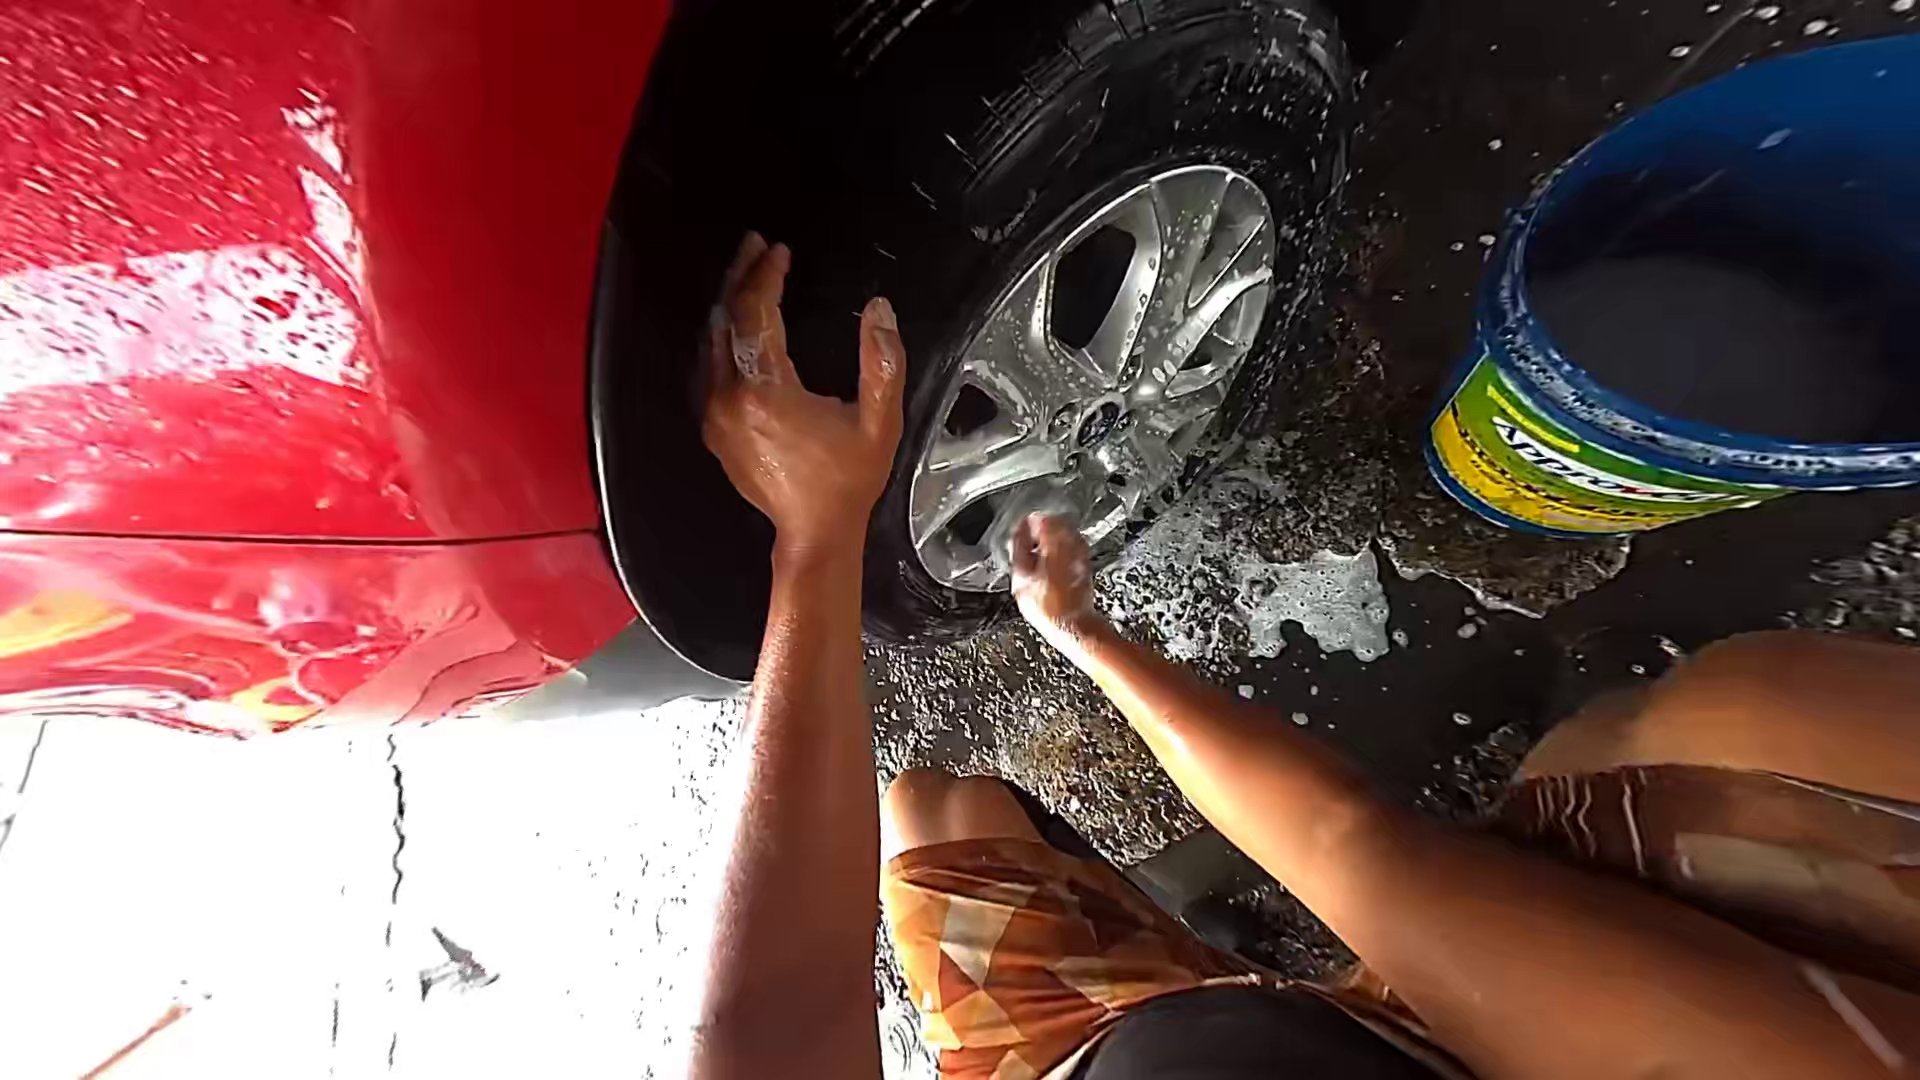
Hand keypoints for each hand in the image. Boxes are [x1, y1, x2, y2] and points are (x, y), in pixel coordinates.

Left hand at [700, 233, 906, 553]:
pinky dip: (719, 341)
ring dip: (728, 307)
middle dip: (741, 278)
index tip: (779, 251)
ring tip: (746, 278)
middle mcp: (729, 398)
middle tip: (756, 246)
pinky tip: (732, 330)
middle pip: (725, 320)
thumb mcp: (879, 424)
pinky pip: (706, 371)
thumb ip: (883, 363)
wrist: (814, 532)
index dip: (767, 275)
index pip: (757, 314)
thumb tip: (879, 308)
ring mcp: (714, 416)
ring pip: (710, 344)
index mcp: (767, 391)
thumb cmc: (848, 481)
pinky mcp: (712, 431)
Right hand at [1010, 513, 1108, 650]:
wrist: (1072, 626)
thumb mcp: (1021, 577)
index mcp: (1055, 542)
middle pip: (1054, 522)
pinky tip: (1049, 566)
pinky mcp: (1085, 564)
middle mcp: (1072, 543)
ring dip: (1049, 541)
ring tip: (1037, 556)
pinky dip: (1059, 551)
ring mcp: (1081, 553)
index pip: (1041, 518)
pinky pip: (1070, 547)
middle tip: (1027, 545)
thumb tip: (1019, 532)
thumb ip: (1019, 549)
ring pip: (1063, 534)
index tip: (1020, 536)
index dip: (1027, 525)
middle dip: (1039, 531)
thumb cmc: (1048, 606)